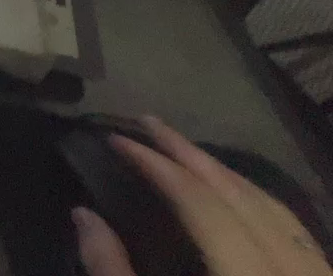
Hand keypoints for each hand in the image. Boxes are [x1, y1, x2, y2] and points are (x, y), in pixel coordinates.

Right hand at [74, 115, 330, 275]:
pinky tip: (235, 192)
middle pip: (245, 200)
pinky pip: (300, 236)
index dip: (156, 165)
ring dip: (228, 175)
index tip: (115, 139)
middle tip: (147, 121)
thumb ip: (112, 270)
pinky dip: (262, 204)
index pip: (201, 204)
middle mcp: (292, 272)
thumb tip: (82, 215)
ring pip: (280, 215)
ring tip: (185, 150)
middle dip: (192, 155)